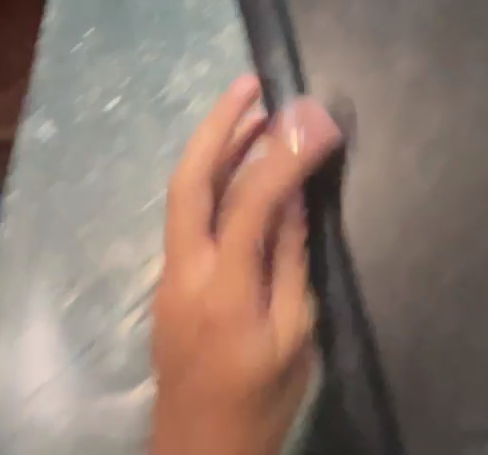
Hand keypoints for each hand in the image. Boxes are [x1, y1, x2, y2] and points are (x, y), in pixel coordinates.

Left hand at [151, 76, 343, 454]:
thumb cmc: (259, 402)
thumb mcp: (294, 333)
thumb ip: (290, 260)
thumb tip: (296, 197)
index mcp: (222, 289)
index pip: (252, 202)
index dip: (285, 154)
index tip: (317, 120)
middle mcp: (184, 274)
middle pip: (189, 184)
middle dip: (218, 127)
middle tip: (251, 85)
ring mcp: (170, 279)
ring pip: (184, 196)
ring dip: (215, 147)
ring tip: (252, 108)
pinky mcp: (171, 286)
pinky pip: (190, 216)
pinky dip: (214, 178)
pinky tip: (241, 165)